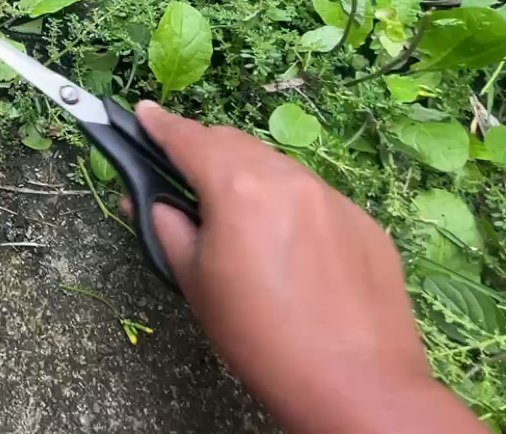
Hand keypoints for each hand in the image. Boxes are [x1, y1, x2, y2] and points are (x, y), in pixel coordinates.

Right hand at [133, 102, 482, 433]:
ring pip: (271, 163)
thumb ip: (166, 225)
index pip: (186, 138)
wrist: (362, 392)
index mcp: (236, 187)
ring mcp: (331, 198)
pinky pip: (310, 193)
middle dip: (201, 147)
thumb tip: (150, 198)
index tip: (142, 113)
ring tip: (235, 213)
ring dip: (244, 172)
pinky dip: (284, 200)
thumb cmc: (260, 336)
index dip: (159, 123)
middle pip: (230, 141)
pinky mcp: (363, 222)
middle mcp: (285, 178)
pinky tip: (284, 243)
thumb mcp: (193, 279)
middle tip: (182, 174)